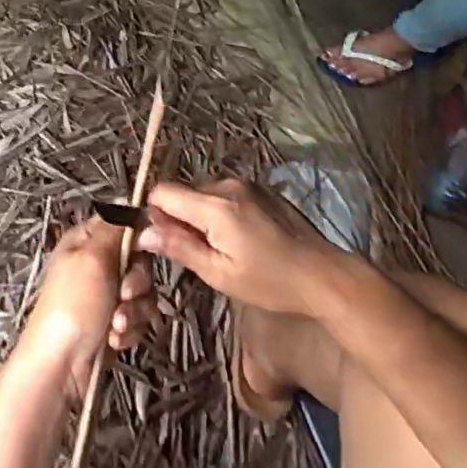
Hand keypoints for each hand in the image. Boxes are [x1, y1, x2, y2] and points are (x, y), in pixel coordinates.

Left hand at [23, 219, 156, 399]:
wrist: (61, 366)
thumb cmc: (73, 305)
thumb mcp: (93, 258)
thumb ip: (116, 228)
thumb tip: (133, 203)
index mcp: (86, 240)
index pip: (123, 221)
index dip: (139, 233)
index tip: (147, 246)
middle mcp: (97, 263)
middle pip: (140, 259)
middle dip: (137, 282)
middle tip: (123, 295)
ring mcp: (106, 294)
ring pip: (143, 291)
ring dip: (134, 311)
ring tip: (116, 326)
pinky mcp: (115, 322)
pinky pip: (140, 316)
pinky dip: (131, 329)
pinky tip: (115, 339)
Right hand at [136, 180, 346, 317]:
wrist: (323, 275)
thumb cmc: (269, 282)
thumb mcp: (219, 273)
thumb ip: (179, 247)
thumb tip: (143, 232)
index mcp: (215, 206)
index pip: (163, 192)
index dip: (155, 215)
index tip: (164, 241)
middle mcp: (228, 185)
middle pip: (183, 193)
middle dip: (179, 219)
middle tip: (197, 253)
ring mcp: (246, 185)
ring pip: (203, 195)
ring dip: (200, 217)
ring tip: (221, 249)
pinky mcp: (259, 190)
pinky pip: (224, 195)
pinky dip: (220, 214)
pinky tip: (240, 239)